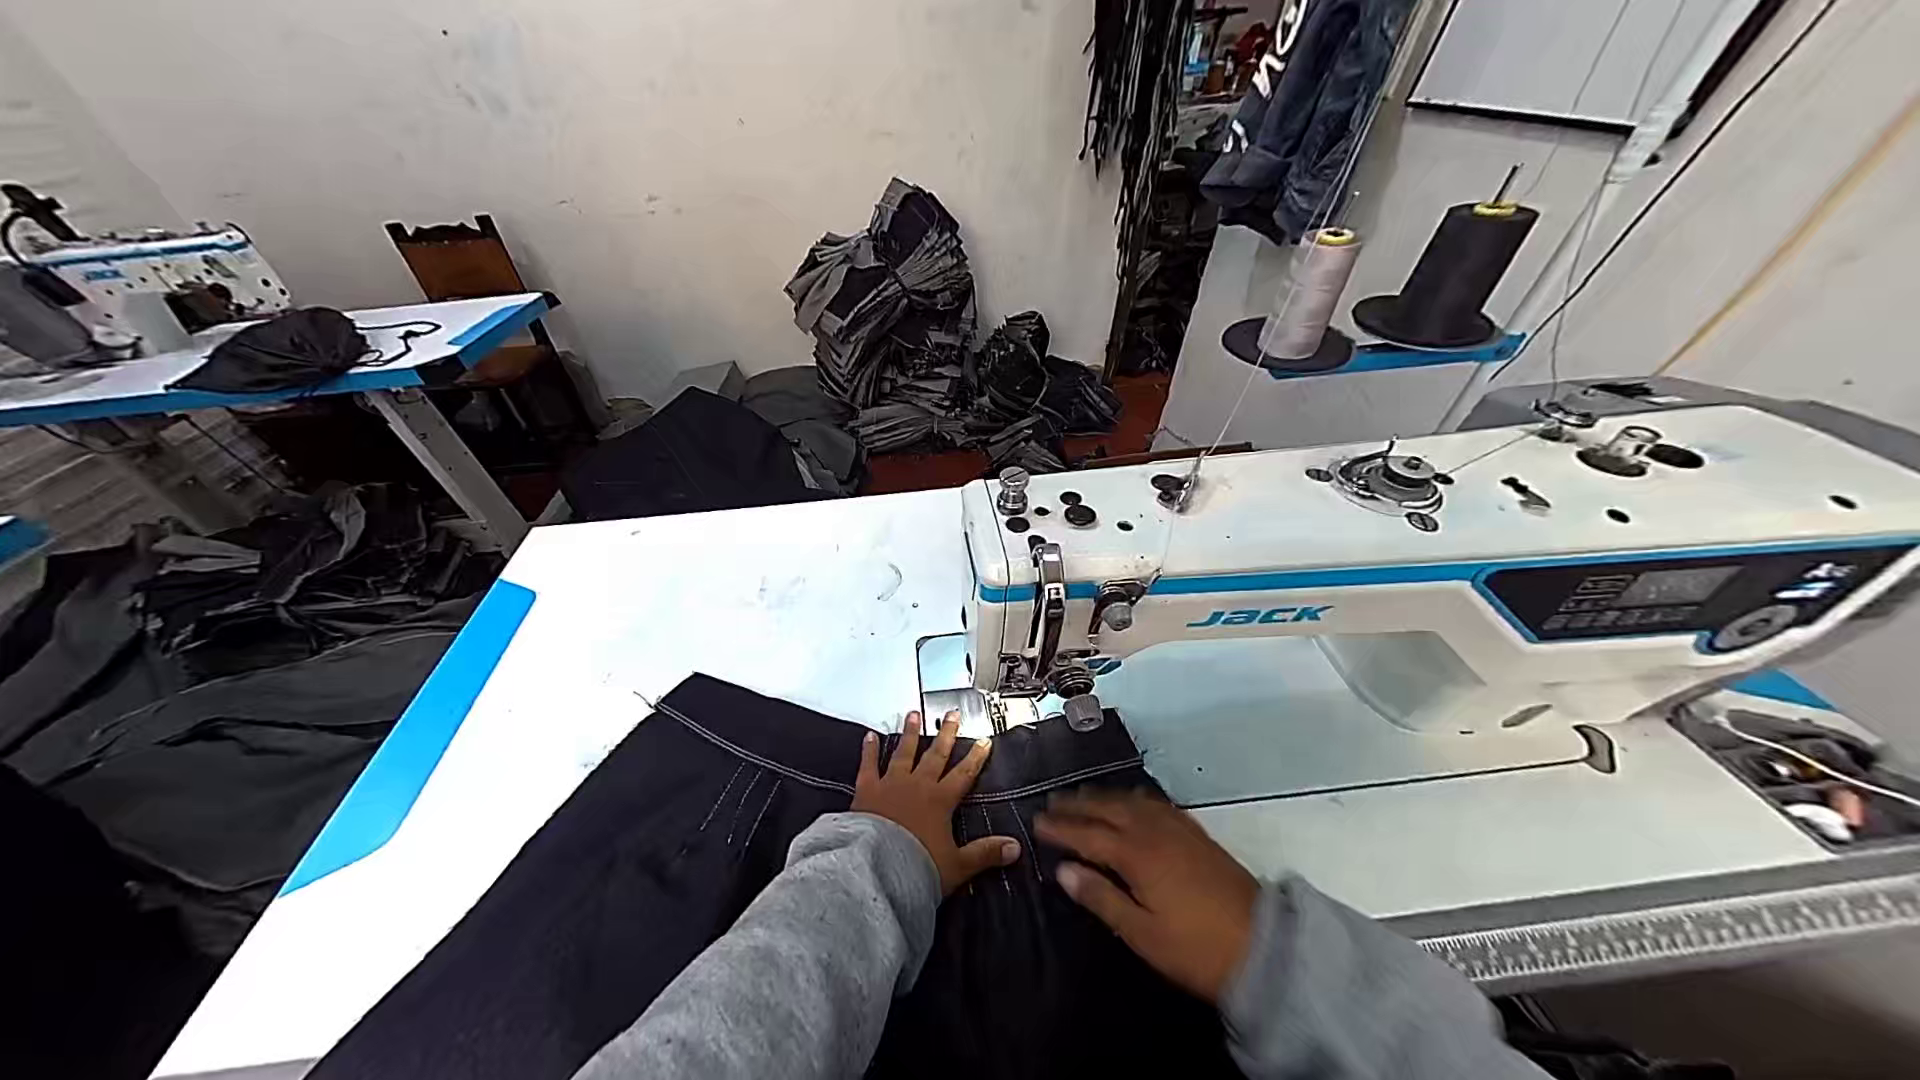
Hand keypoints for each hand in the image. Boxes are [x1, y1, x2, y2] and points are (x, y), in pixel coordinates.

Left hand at [853, 710, 1020, 895]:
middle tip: (952, 715)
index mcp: (940, 801)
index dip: (976, 757)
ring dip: (910, 733)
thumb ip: (985, 853)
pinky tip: (869, 736)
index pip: (964, 774)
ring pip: (904, 752)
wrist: (876, 869)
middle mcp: (917, 785)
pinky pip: (869, 765)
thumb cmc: (915, 868)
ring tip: (914, 715)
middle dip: (946, 734)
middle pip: (936, 755)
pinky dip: (869, 751)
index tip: (983, 741)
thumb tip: (1013, 848)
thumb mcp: (957, 865)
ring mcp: (891, 784)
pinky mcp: (867, 791)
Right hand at [1036, 789, 1257, 1003]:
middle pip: (1106, 809)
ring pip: (1129, 801)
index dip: (1060, 828)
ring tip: (1081, 797)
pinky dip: (1132, 798)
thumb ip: (1101, 897)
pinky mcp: (1194, 832)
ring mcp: (1176, 827)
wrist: (1263, 946)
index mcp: (1136, 854)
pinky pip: (1154, 803)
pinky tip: (1129, 802)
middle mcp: (1153, 830)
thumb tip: (1064, 870)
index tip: (1036, 823)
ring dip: (1102, 797)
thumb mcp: (1142, 933)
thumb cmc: (1195, 948)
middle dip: (1076, 805)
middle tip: (1051, 802)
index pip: (1087, 834)